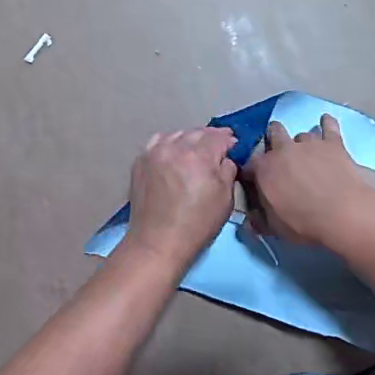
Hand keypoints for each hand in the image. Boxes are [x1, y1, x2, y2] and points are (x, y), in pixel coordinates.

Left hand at [125, 127, 238, 268]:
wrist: (157, 241)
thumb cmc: (197, 224)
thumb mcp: (225, 199)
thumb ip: (228, 170)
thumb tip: (225, 156)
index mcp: (199, 155)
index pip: (219, 137)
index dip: (229, 141)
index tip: (234, 146)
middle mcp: (175, 147)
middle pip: (197, 132)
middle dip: (210, 138)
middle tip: (218, 148)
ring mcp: (154, 152)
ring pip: (177, 134)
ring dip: (189, 139)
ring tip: (195, 151)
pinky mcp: (140, 160)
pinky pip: (158, 142)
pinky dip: (169, 143)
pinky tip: (173, 153)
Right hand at [241, 115, 374, 249]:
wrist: (344, 214)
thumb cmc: (304, 223)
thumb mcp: (275, 228)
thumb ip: (259, 220)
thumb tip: (249, 221)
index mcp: (263, 168)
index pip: (250, 164)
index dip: (252, 171)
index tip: (256, 180)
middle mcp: (282, 149)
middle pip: (273, 133)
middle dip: (274, 139)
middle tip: (280, 155)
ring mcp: (308, 143)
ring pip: (300, 134)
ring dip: (301, 142)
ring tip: (307, 153)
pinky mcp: (332, 143)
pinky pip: (329, 126)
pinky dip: (326, 123)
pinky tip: (326, 120)